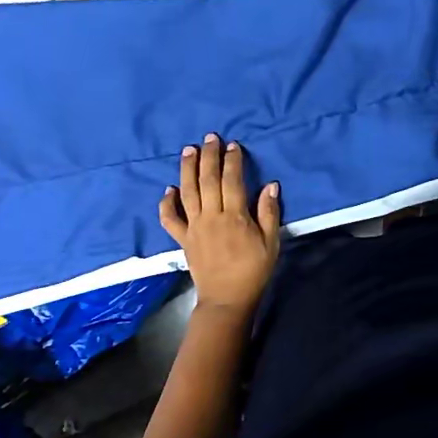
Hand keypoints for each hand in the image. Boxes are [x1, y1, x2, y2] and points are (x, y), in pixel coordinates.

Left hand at [159, 134, 281, 314]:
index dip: (232, 161)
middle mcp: (211, 217)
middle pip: (207, 180)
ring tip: (188, 150)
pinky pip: (170, 219)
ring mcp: (194, 227)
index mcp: (235, 217)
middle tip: (209, 138)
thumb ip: (269, 214)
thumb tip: (270, 186)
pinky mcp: (183, 239)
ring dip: (187, 169)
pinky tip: (168, 189)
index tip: (233, 146)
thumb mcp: (271, 244)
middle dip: (209, 157)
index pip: (232, 181)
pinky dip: (167, 204)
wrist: (226, 300)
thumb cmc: (253, 272)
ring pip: (187, 192)